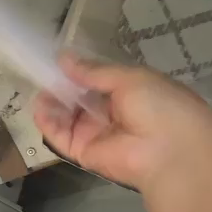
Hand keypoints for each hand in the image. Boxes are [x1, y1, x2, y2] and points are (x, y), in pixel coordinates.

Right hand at [32, 55, 211, 192]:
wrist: (171, 153)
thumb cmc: (160, 107)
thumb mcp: (131, 79)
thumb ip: (95, 71)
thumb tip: (64, 58)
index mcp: (129, 93)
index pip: (96, 81)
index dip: (78, 71)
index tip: (58, 60)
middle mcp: (110, 113)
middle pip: (77, 98)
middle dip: (61, 85)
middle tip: (44, 74)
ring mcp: (94, 133)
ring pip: (65, 116)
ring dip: (51, 102)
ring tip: (41, 91)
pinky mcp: (81, 151)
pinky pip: (59, 135)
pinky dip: (47, 122)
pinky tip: (39, 108)